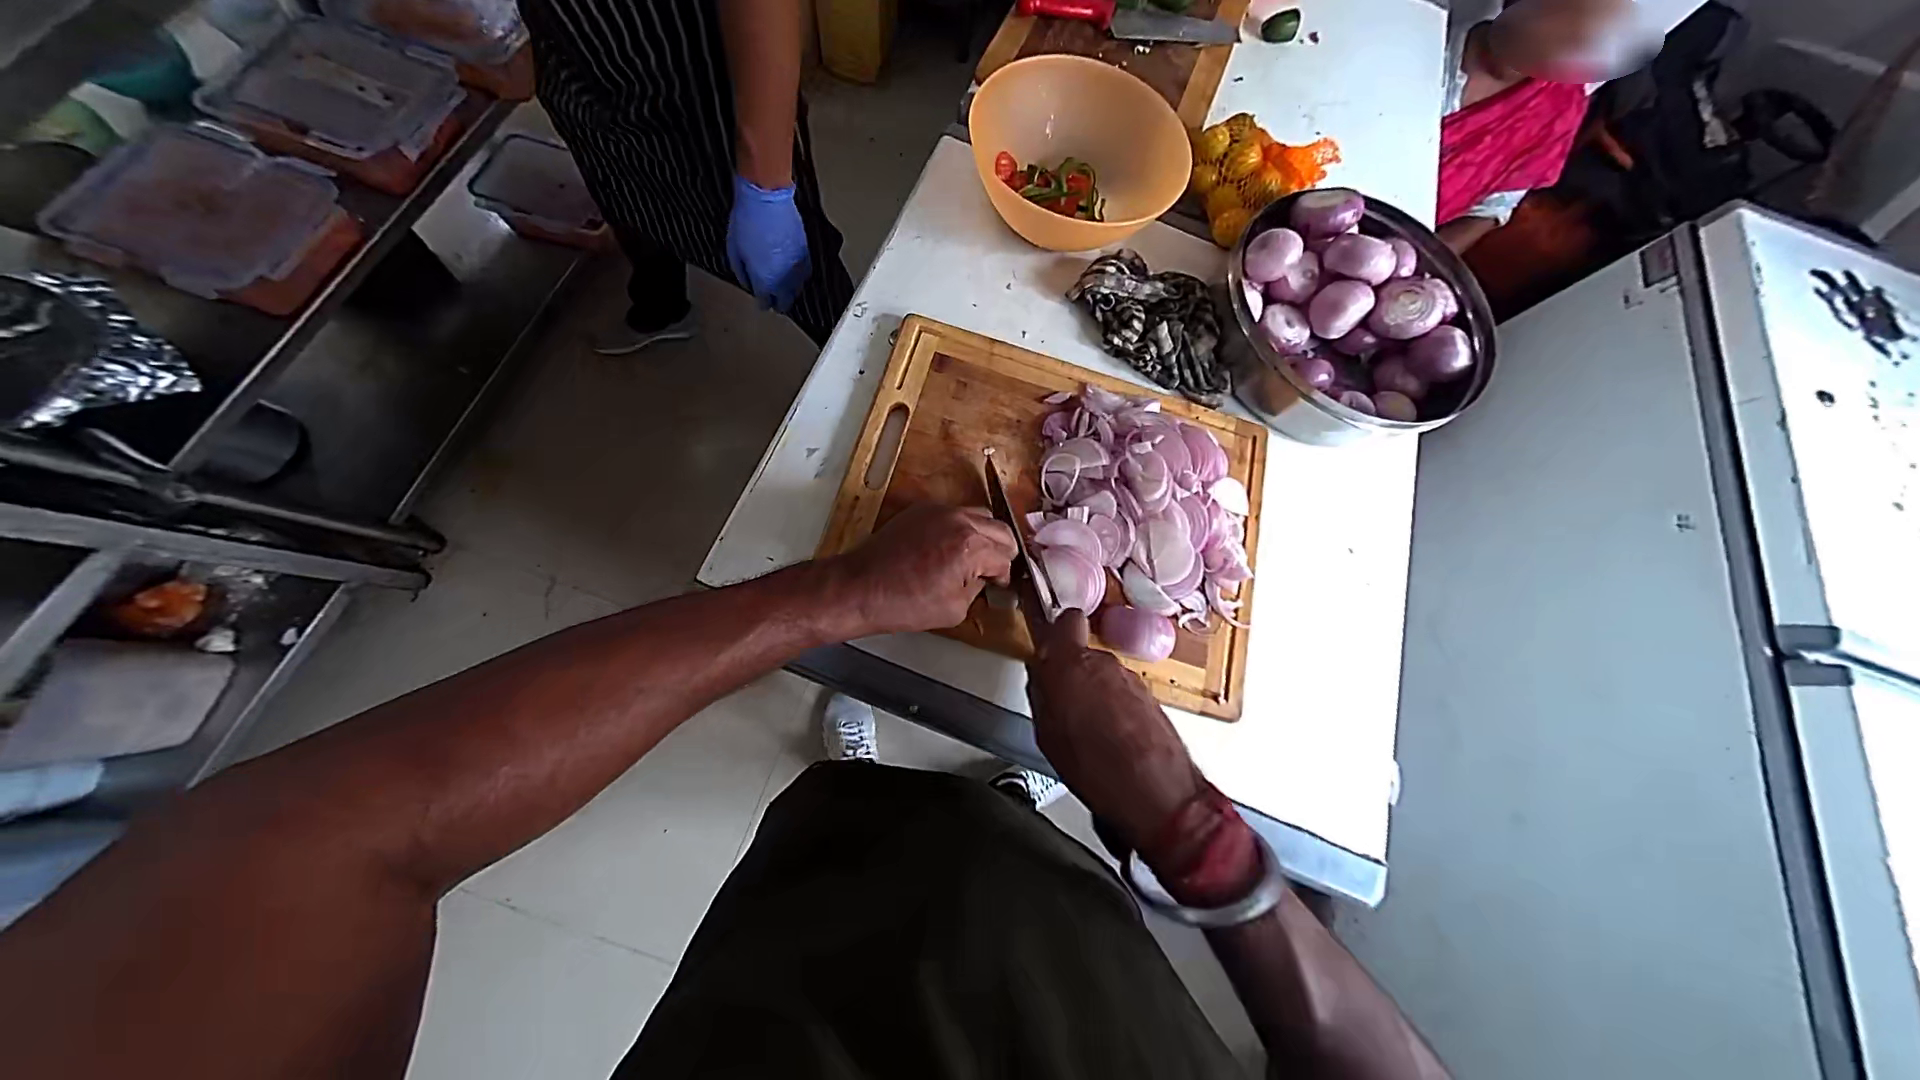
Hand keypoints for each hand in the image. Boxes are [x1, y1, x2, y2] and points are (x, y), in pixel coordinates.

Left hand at [726, 174, 811, 311]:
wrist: (767, 198)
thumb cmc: (747, 220)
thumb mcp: (734, 250)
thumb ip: (742, 272)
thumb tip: (748, 284)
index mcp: (763, 281)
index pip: (765, 302)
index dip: (762, 302)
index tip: (761, 301)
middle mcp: (783, 280)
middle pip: (785, 303)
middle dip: (779, 303)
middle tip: (774, 301)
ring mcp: (797, 268)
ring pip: (797, 290)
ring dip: (790, 291)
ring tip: (784, 289)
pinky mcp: (806, 255)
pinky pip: (805, 274)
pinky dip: (799, 277)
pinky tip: (794, 273)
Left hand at [831, 505, 1014, 636]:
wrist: (861, 588)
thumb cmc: (901, 602)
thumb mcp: (954, 608)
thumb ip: (978, 589)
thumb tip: (984, 580)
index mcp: (970, 546)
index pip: (1005, 558)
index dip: (1003, 576)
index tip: (998, 584)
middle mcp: (958, 521)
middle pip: (1001, 530)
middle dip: (1001, 552)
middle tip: (992, 571)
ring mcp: (939, 511)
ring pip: (980, 516)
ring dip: (983, 536)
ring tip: (972, 559)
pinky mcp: (922, 510)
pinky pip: (954, 513)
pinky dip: (960, 528)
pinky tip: (949, 549)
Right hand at [1025, 611, 1204, 853]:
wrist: (1153, 789)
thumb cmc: (1096, 764)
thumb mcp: (1046, 732)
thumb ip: (1042, 694)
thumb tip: (1041, 681)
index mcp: (1069, 663)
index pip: (1065, 620)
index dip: (1056, 629)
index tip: (1047, 640)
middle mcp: (1103, 663)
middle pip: (1083, 653)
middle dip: (1072, 672)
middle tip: (1062, 700)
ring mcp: (1129, 678)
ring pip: (1103, 674)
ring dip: (1095, 692)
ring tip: (1086, 728)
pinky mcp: (1149, 696)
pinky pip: (1123, 693)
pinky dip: (1116, 707)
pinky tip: (1109, 737)